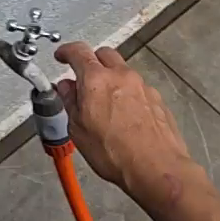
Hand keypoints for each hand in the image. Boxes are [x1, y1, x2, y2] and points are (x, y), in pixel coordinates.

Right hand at [54, 42, 203, 211]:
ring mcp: (142, 86)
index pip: (77, 52)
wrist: (156, 169)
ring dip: (111, 78)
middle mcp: (121, 76)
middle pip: (103, 54)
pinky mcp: (157, 99)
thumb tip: (67, 88)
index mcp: (96, 79)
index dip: (66, 51)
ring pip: (122, 70)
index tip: (62, 56)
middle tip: (83, 78)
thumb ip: (70, 102)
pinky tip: (124, 115)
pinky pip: (137, 87)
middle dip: (91, 61)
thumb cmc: (116, 153)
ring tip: (103, 103)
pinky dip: (127, 93)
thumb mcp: (78, 130)